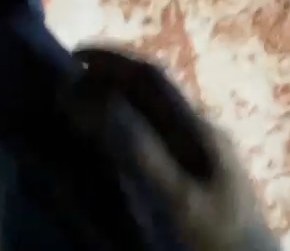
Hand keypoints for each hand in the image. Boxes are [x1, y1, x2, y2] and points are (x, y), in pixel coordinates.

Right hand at [73, 49, 279, 250]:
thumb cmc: (215, 240)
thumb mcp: (176, 195)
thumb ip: (139, 147)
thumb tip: (95, 99)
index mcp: (199, 128)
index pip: (150, 76)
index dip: (111, 59)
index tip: (74, 57)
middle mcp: (206, 130)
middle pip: (156, 86)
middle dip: (114, 73)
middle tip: (73, 76)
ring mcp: (210, 153)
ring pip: (160, 108)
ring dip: (123, 95)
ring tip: (89, 103)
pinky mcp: (209, 176)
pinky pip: (164, 132)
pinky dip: (134, 121)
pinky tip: (121, 141)